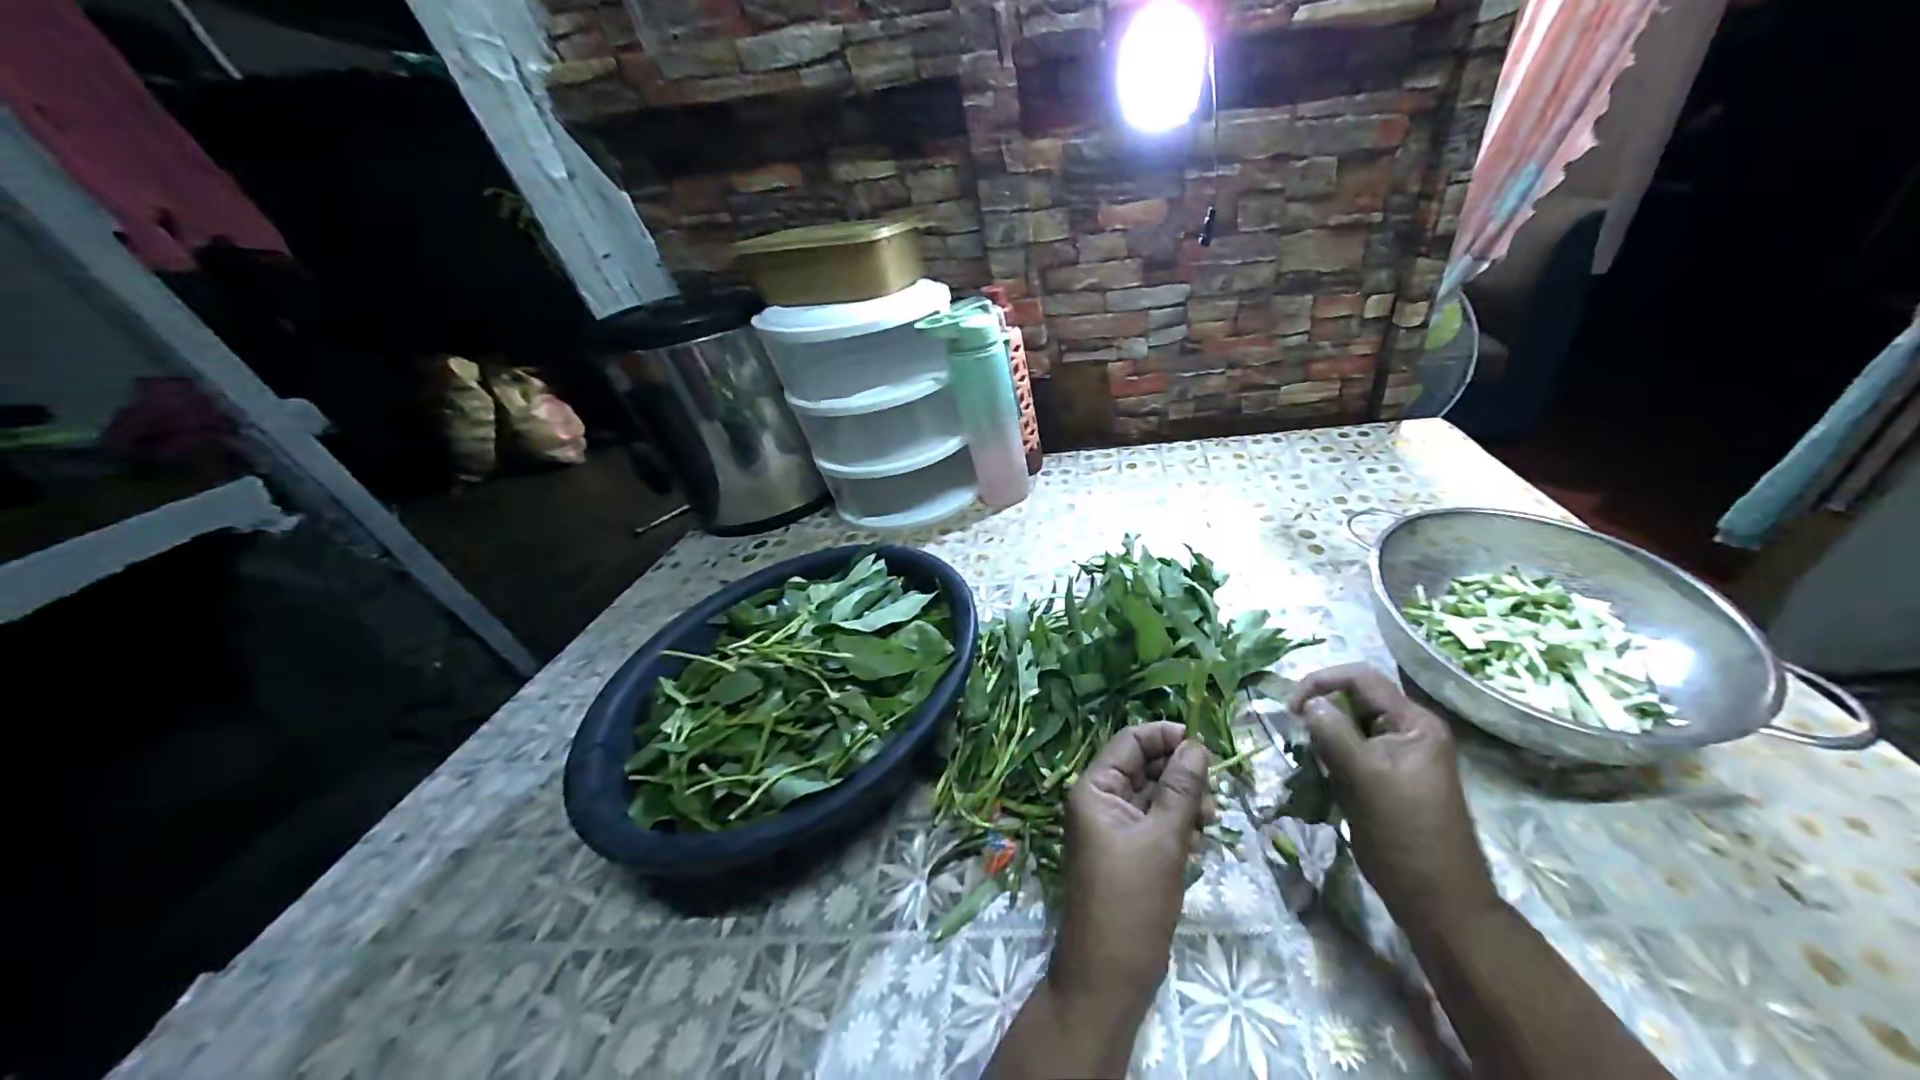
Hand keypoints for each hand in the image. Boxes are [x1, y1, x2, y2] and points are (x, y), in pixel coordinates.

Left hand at [1051, 722, 1213, 1009]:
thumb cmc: (1133, 899)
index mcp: (1094, 789)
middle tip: (1212, 799)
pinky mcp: (1128, 852)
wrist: (1111, 972)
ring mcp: (1113, 828)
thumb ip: (1181, 789)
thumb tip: (1197, 746)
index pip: (1130, 742)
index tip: (1205, 746)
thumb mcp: (1163, 838)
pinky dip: (1178, 826)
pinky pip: (1155, 823)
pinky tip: (1198, 844)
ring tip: (1208, 825)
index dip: (1166, 737)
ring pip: (1154, 795)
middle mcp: (1099, 801)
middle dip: (1180, 775)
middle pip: (1144, 767)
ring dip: (1184, 803)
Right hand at [1288, 664, 1499, 935]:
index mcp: (1415, 724)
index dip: (1320, 682)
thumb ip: (1334, 732)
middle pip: (1354, 700)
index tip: (1290, 709)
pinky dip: (1331, 758)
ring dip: (1324, 738)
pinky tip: (1323, 778)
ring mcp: (1399, 756)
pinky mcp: (1386, 778)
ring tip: (1311, 762)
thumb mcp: (1365, 777)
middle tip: (1298, 738)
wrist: (1436, 898)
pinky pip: (1351, 752)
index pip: (1361, 679)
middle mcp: (1409, 732)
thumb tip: (1308, 703)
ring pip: (1349, 727)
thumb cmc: (1405, 834)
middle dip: (1321, 713)